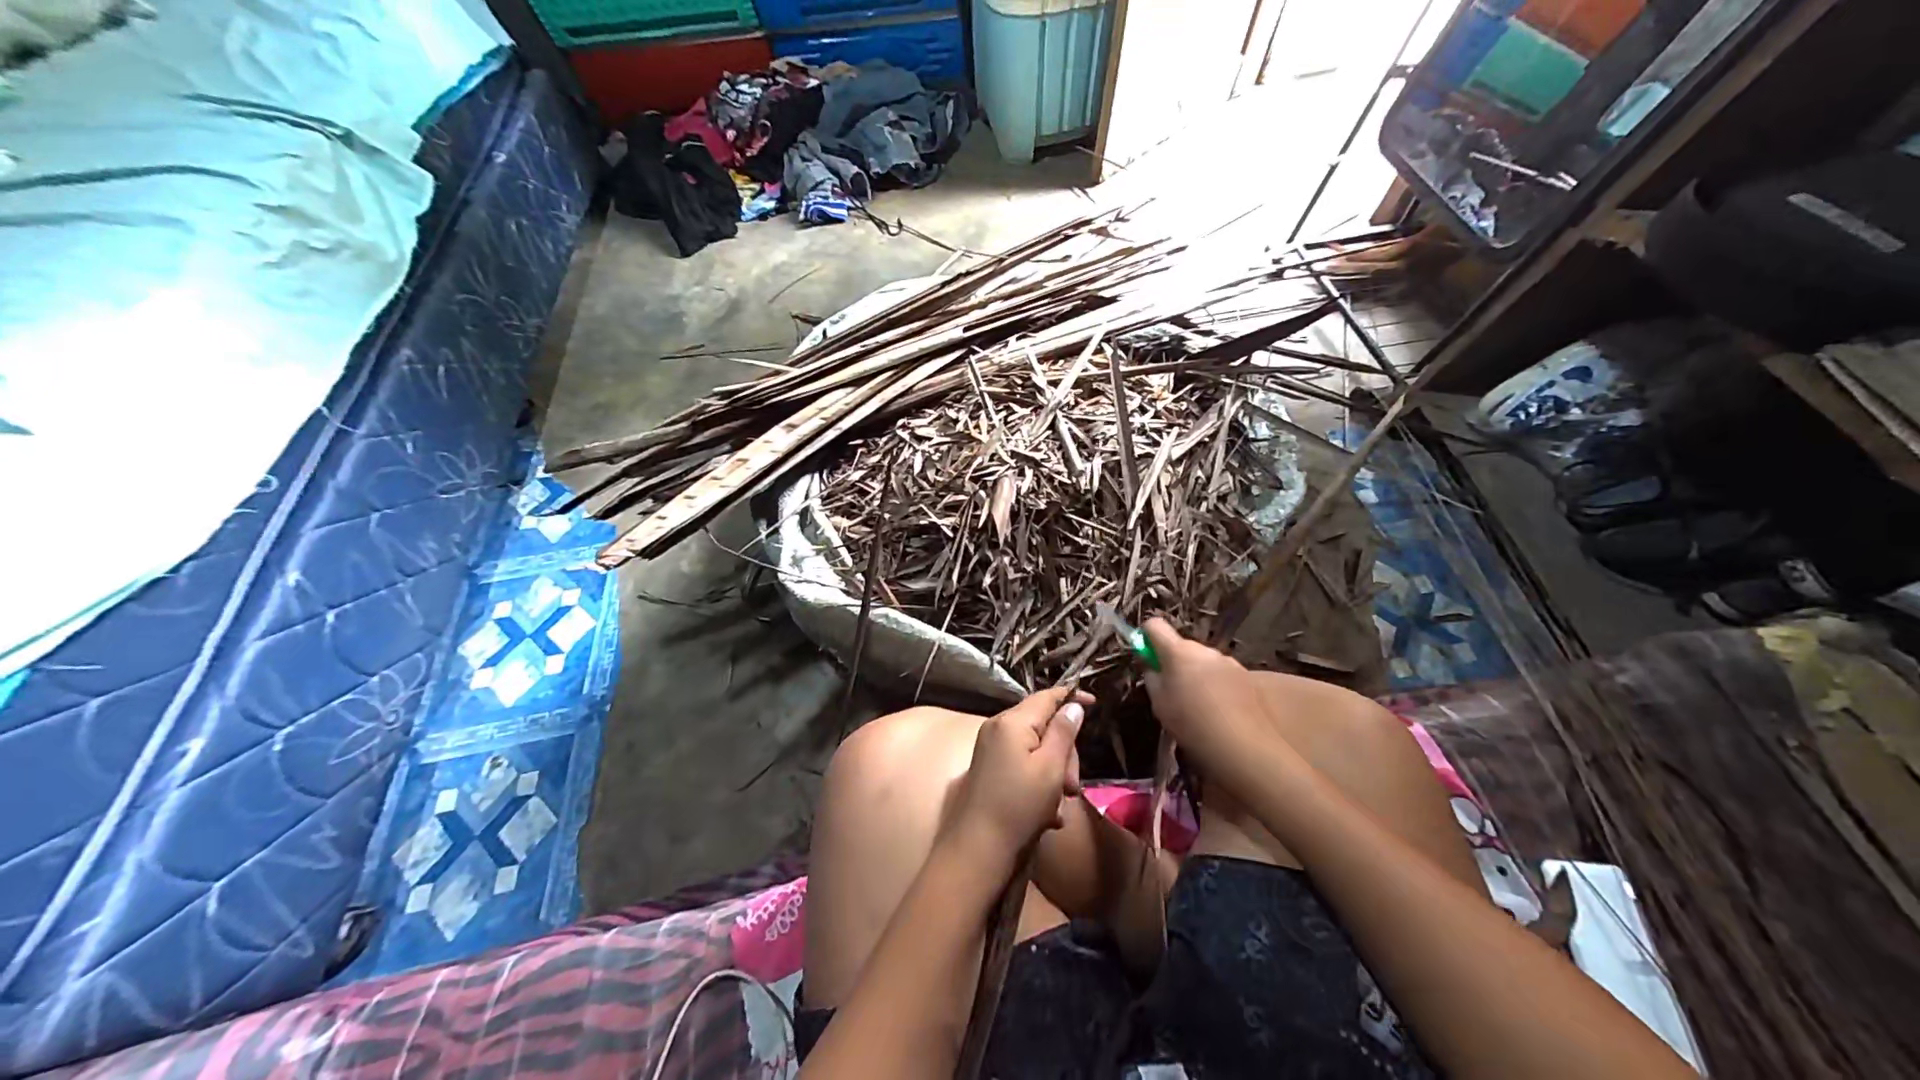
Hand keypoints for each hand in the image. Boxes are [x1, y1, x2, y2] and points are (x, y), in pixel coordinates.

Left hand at [946, 688, 1088, 867]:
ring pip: (1038, 750)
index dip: (1071, 697)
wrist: (979, 850)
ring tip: (1057, 807)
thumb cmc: (1019, 806)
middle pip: (1045, 727)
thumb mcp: (1050, 768)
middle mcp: (998, 729)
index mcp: (1012, 722)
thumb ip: (1063, 732)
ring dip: (1055, 776)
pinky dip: (1040, 785)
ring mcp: (992, 750)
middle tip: (1071, 786)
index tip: (1095, 703)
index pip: (1046, 696)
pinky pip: (1025, 766)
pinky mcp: (992, 770)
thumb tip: (1073, 705)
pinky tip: (1046, 814)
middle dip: (1064, 755)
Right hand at [1140, 618, 1277, 775]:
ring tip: (1197, 705)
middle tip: (1171, 690)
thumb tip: (1151, 665)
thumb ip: (1152, 677)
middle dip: (1175, 662)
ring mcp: (1228, 662)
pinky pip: (1222, 675)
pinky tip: (1217, 710)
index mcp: (1178, 651)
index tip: (1146, 657)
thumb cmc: (1190, 722)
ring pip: (1204, 661)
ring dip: (1197, 674)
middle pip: (1182, 646)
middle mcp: (1204, 649)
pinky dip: (1216, 686)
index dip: (1146, 637)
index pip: (1154, 625)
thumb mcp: (1159, 702)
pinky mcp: (1246, 677)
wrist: (1241, 744)